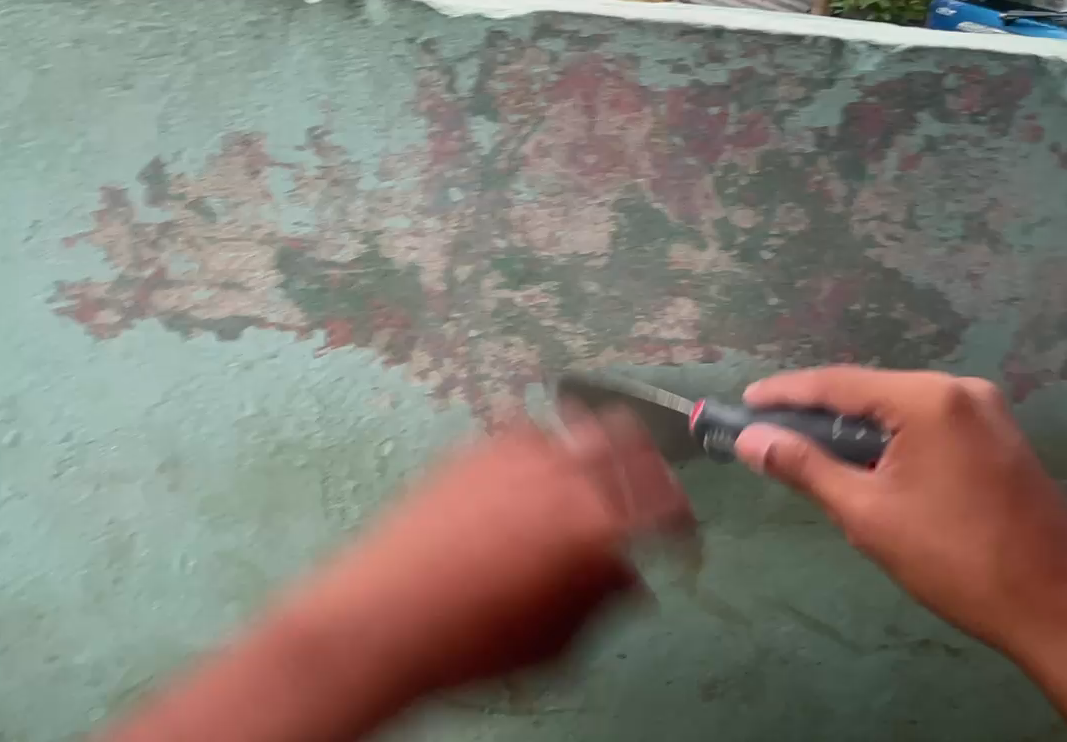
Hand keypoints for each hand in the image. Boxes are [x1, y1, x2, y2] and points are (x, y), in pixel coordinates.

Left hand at [109, 413, 692, 741]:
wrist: (384, 614)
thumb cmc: (475, 644)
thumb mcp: (556, 639)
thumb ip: (604, 596)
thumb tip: (628, 575)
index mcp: (594, 526)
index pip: (664, 502)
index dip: (683, 515)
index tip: (680, 529)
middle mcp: (563, 473)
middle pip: (629, 438)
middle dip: (647, 462)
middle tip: (642, 490)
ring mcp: (518, 450)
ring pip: (578, 423)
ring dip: (594, 446)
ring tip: (586, 475)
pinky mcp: (480, 444)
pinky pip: (527, 428)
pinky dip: (542, 446)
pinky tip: (529, 473)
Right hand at [733, 366, 1066, 655]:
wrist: (1066, 616)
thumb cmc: (957, 561)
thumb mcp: (866, 514)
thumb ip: (803, 467)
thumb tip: (749, 440)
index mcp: (927, 398)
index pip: (837, 383)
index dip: (786, 392)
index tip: (746, 402)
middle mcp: (959, 389)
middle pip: (869, 390)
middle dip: (818, 410)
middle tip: (772, 430)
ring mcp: (988, 411)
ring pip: (898, 406)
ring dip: (855, 425)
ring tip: (812, 447)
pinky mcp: (1003, 437)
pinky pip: (928, 421)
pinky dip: (891, 435)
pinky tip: (870, 460)